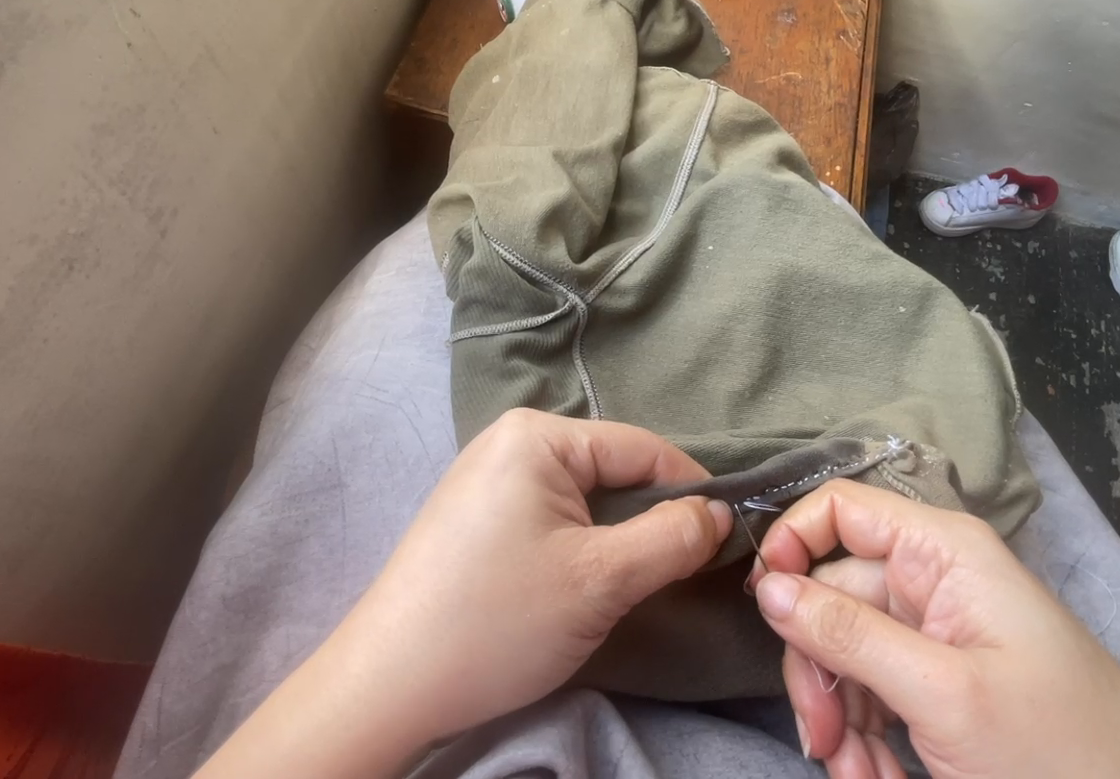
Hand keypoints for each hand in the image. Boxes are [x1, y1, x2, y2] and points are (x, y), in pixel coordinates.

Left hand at [197, 409, 730, 778]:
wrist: (387, 685)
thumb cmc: (499, 621)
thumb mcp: (602, 579)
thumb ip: (673, 538)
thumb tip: (721, 512)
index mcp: (538, 434)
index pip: (641, 448)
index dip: (692, 489)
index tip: (731, 533)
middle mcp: (510, 438)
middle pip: (612, 469)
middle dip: (653, 515)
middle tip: (688, 565)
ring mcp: (488, 474)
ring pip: (585, 495)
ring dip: (619, 533)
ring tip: (639, 577)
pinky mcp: (477, 512)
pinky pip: (552, 512)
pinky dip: (583, 541)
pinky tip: (586, 578)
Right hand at [749, 480, 1119, 778]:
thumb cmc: (1055, 752)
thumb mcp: (942, 693)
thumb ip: (847, 633)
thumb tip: (766, 586)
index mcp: (940, 551)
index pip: (840, 508)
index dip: (793, 541)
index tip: (767, 604)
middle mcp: (932, 579)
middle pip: (833, 593)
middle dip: (818, 668)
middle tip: (820, 740)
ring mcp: (933, 633)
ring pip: (844, 650)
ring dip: (838, 716)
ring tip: (856, 775)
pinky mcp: (936, 681)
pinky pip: (871, 690)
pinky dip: (862, 737)